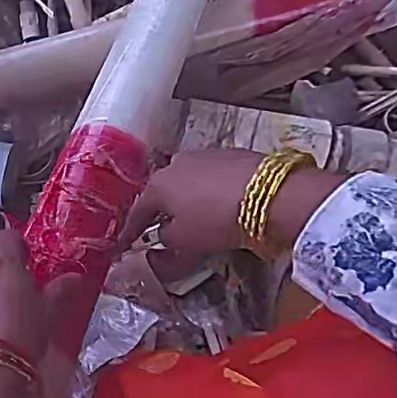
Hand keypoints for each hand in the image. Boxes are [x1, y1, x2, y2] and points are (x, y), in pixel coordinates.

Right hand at [121, 150, 269, 260]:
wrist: (272, 194)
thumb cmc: (217, 220)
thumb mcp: (186, 241)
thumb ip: (165, 242)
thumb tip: (161, 238)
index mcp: (158, 185)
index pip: (138, 212)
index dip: (131, 231)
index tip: (124, 244)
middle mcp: (175, 164)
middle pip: (163, 192)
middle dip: (161, 210)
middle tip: (163, 227)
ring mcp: (203, 155)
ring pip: (187, 180)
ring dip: (188, 197)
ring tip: (198, 215)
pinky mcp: (231, 153)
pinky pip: (212, 176)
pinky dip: (211, 189)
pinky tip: (222, 201)